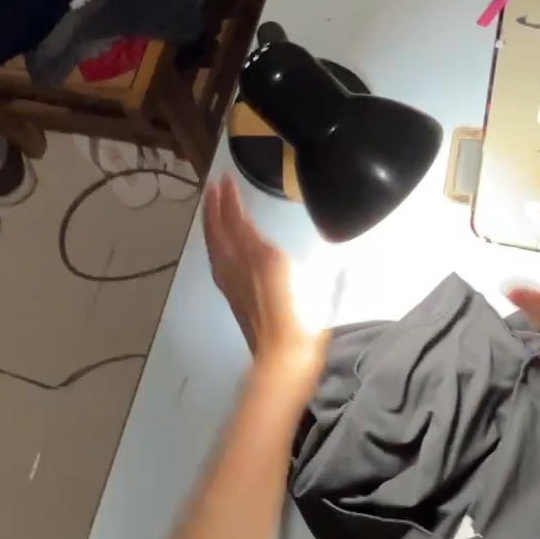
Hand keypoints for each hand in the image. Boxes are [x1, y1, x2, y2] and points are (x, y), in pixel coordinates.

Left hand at [203, 175, 326, 375]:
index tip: (226, 179)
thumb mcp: (320, 283)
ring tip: (209, 205)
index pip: (239, 219)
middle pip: (220, 228)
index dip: (231, 199)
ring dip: (210, 221)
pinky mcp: (230, 295)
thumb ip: (322, 264)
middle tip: (212, 184)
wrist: (283, 359)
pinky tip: (215, 242)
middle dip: (215, 205)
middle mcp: (241, 263)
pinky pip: (216, 259)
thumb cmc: (307, 320)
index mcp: (263, 254)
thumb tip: (330, 253)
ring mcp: (231, 280)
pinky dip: (212, 242)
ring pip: (214, 243)